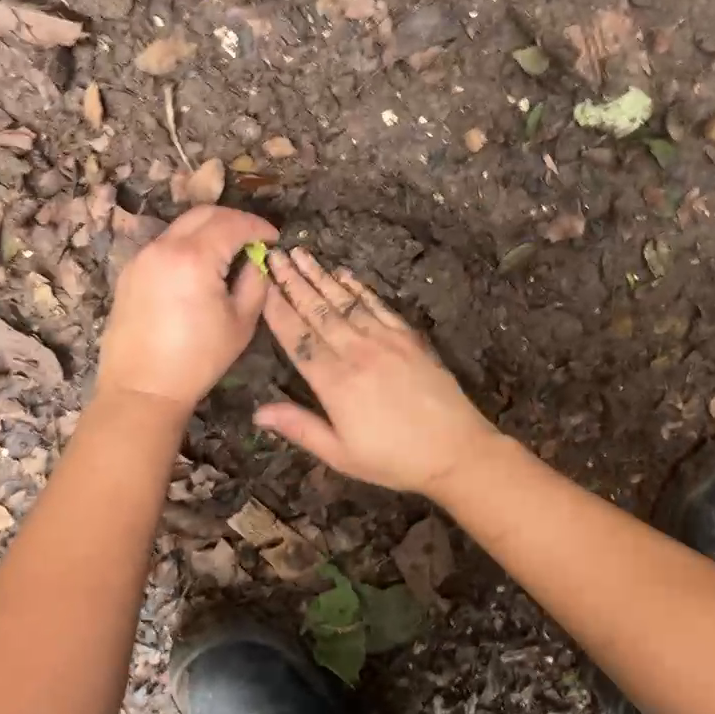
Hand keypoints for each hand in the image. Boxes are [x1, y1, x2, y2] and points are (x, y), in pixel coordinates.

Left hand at [97, 206, 278, 410]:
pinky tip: (199, 269)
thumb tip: (257, 262)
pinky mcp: (130, 271)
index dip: (259, 227)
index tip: (274, 239)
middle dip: (234, 220)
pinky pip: (165, 245)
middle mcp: (165, 247)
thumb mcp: (241, 323)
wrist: (141, 387)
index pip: (233, 224)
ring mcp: (143, 257)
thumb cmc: (197, 360)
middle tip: (253, 238)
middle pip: (204, 213)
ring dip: (208, 230)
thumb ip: (255, 283)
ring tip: (228, 253)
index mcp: (195, 257)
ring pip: (182, 227)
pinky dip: (187, 245)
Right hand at [256, 248, 503, 493]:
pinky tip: (344, 274)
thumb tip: (258, 412)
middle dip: (293, 282)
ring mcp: (385, 341)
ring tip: (301, 254)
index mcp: (335, 383)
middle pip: (317, 311)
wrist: (456, 450)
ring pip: (345, 302)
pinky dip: (358, 289)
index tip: (262, 284)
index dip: (277, 309)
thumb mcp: (341, 455)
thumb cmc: (394, 460)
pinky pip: (377, 306)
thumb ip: (299, 428)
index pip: (297, 338)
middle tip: (274, 255)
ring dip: (321, 277)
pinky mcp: (409, 338)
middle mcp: (357, 353)